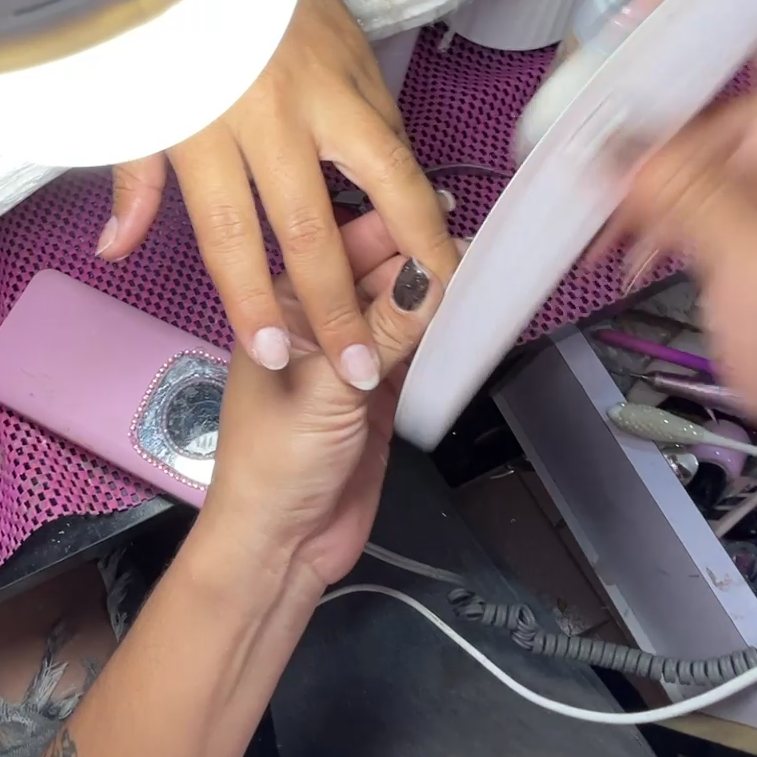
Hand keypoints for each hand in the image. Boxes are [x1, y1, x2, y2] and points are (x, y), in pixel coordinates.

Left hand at [98, 0, 458, 390]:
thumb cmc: (172, 22)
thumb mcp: (137, 100)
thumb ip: (132, 181)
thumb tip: (115, 248)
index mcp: (205, 127)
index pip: (230, 235)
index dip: (252, 300)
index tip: (276, 350)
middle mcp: (271, 115)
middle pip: (309, 226)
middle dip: (337, 305)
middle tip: (361, 365)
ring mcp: (327, 88)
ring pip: (385, 175)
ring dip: (416, 240)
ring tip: (440, 292)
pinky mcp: (363, 65)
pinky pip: (393, 134)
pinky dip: (410, 182)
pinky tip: (423, 219)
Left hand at [197, 211, 443, 590]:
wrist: (282, 544)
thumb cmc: (279, 461)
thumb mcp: (330, 389)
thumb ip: (382, 332)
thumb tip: (431, 271)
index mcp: (284, 309)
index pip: (338, 252)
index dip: (387, 231)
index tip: (437, 213)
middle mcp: (316, 324)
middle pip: (373, 278)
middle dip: (416, 260)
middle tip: (470, 245)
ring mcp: (349, 359)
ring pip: (396, 313)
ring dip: (431, 297)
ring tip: (477, 272)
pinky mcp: (376, 394)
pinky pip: (411, 352)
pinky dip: (436, 336)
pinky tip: (465, 317)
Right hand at [606, 0, 756, 457]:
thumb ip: (696, 197)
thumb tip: (611, 141)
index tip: (636, 15)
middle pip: (710, 77)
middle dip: (636, 103)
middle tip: (569, 130)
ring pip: (673, 139)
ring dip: (622, 176)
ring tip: (585, 221)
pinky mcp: (731, 211)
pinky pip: (664, 188)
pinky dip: (628, 214)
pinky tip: (608, 252)